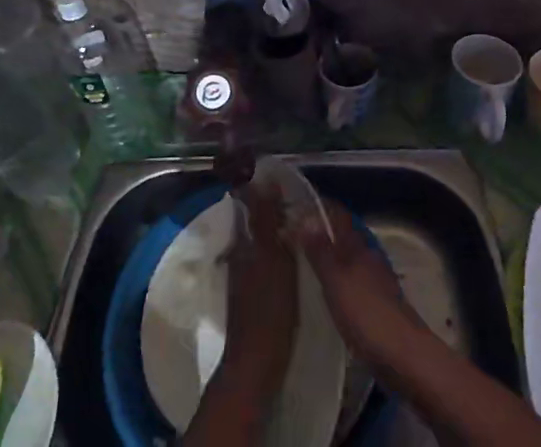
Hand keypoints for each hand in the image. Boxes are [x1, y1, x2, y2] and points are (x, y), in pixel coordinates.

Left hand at [222, 183, 298, 383]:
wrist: (256, 361)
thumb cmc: (268, 308)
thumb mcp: (272, 259)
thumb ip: (264, 221)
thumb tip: (261, 180)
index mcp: (242, 242)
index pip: (247, 204)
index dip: (261, 189)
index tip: (281, 179)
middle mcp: (239, 253)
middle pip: (253, 222)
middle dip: (270, 209)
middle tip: (298, 201)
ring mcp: (244, 274)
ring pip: (259, 241)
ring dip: (274, 230)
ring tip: (301, 224)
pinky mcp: (252, 292)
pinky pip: (264, 260)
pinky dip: (276, 251)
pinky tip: (294, 256)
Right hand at [296, 200, 419, 361]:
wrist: (407, 360)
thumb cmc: (368, 314)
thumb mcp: (336, 280)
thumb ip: (320, 250)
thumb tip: (305, 215)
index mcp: (358, 246)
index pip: (337, 213)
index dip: (316, 205)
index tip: (291, 203)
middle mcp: (368, 257)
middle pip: (341, 235)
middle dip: (318, 230)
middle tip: (287, 232)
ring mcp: (375, 283)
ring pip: (346, 258)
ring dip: (326, 254)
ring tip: (298, 259)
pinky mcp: (376, 307)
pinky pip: (349, 281)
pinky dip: (334, 279)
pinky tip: (321, 291)